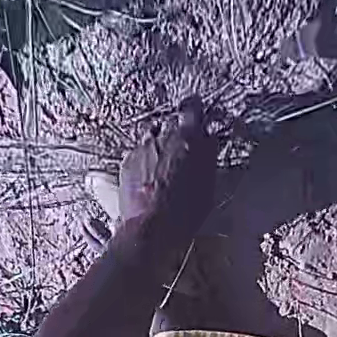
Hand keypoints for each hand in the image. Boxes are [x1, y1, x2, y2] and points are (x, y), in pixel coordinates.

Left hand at [116, 99, 217, 247]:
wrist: (152, 228)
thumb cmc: (186, 211)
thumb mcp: (207, 183)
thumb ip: (207, 156)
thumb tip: (208, 143)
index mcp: (190, 136)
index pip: (193, 108)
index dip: (195, 111)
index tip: (197, 117)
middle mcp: (164, 135)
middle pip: (170, 121)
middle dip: (176, 130)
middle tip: (181, 146)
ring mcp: (143, 147)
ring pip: (152, 134)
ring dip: (158, 142)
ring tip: (162, 160)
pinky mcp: (127, 160)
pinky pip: (137, 152)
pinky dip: (143, 159)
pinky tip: (146, 175)